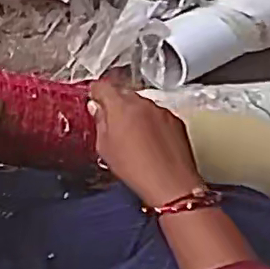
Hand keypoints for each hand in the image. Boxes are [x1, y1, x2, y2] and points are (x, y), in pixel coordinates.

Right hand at [87, 77, 205, 207]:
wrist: (170, 182)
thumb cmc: (136, 168)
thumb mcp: (104, 147)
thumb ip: (99, 122)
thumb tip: (97, 109)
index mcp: (120, 107)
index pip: (103, 86)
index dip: (96, 92)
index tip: (94, 98)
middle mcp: (142, 103)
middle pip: (123, 93)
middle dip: (115, 104)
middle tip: (111, 122)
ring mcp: (161, 111)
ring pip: (141, 104)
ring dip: (134, 114)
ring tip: (131, 137)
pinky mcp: (176, 120)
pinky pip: (157, 114)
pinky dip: (150, 122)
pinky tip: (148, 141)